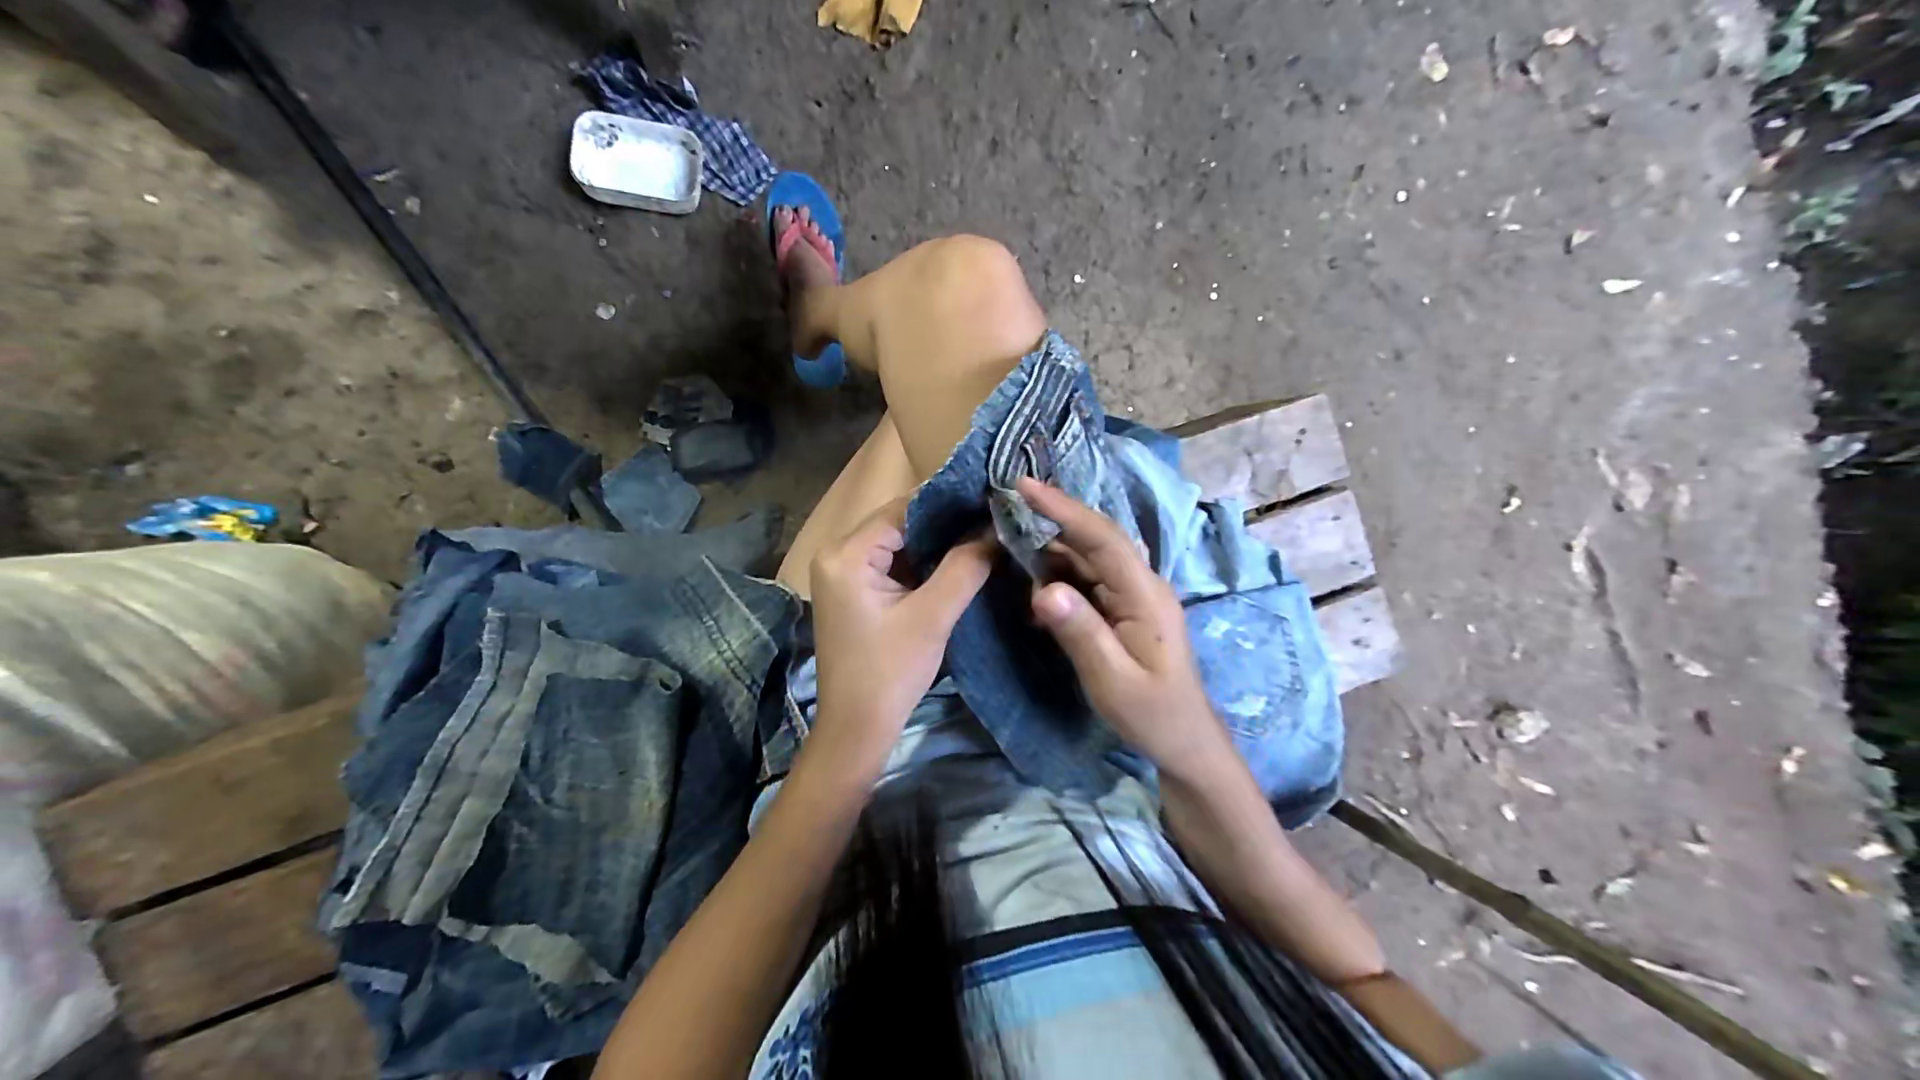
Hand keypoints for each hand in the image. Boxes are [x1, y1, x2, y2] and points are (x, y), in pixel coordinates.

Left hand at [807, 498, 994, 776]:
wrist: (857, 727)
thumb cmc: (890, 673)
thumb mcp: (933, 617)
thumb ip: (965, 567)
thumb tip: (996, 528)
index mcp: (846, 554)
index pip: (904, 509)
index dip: (948, 503)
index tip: (990, 501)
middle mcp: (837, 554)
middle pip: (899, 522)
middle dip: (945, 523)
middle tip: (992, 519)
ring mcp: (842, 572)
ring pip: (898, 542)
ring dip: (936, 542)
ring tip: (982, 535)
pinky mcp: (853, 589)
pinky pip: (892, 562)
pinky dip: (922, 561)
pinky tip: (957, 560)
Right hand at [1018, 478, 1230, 779]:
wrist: (1185, 742)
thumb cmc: (1152, 714)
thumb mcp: (1112, 680)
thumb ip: (1080, 632)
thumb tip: (1042, 588)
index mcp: (1144, 595)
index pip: (1102, 539)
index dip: (1064, 509)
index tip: (1025, 485)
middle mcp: (1141, 585)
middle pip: (1093, 541)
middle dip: (1051, 521)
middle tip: (1005, 510)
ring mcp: (1133, 596)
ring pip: (1087, 561)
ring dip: (1050, 555)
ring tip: (1009, 551)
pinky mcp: (1124, 610)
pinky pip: (1087, 583)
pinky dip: (1058, 582)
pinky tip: (1034, 596)